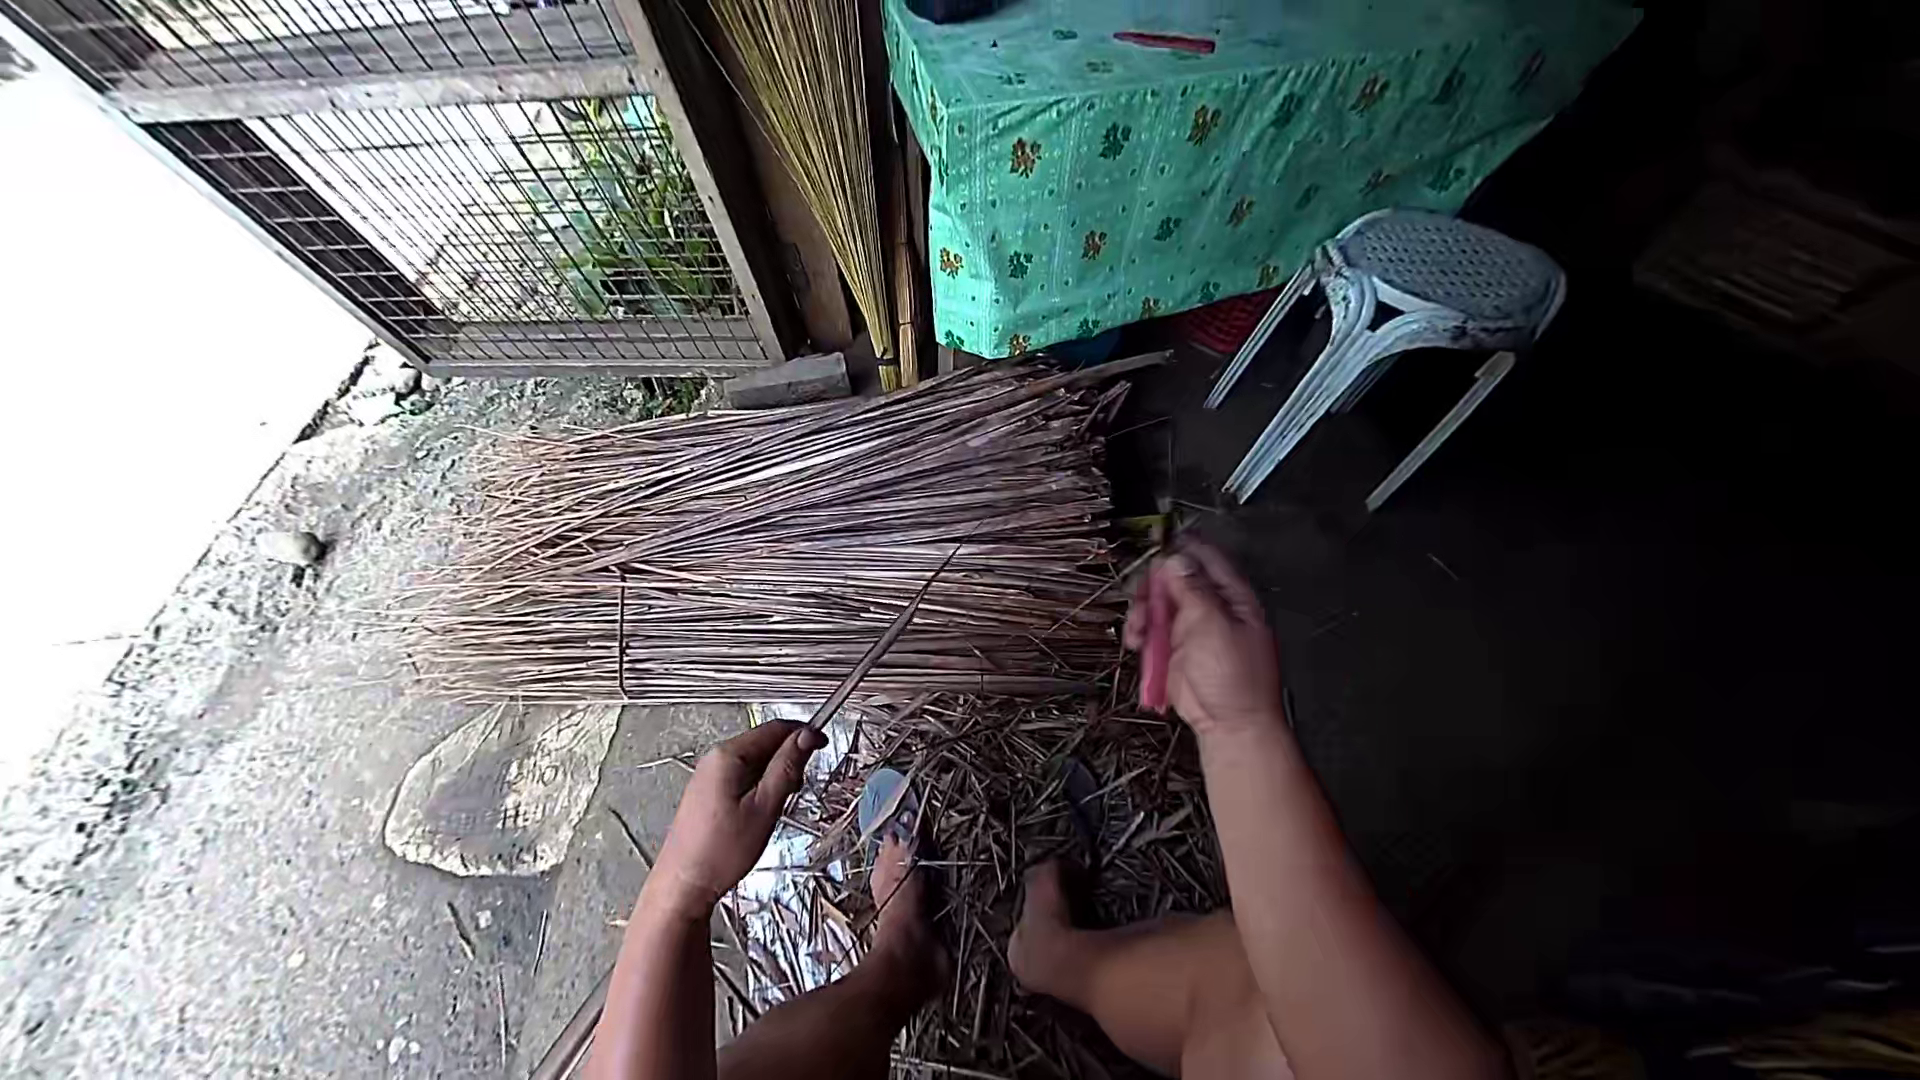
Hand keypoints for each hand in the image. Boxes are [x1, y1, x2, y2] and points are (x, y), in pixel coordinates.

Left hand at [649, 720, 825, 914]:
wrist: (683, 888)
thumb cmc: (722, 851)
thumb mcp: (765, 806)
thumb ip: (787, 766)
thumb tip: (807, 736)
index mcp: (728, 755)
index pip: (775, 728)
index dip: (803, 733)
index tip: (822, 745)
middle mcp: (714, 758)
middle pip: (764, 742)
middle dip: (788, 757)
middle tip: (796, 788)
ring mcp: (708, 775)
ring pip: (755, 760)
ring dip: (774, 773)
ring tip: (776, 805)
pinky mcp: (707, 791)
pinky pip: (742, 775)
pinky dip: (759, 785)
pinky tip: (759, 811)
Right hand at [1125, 540, 1284, 739]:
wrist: (1226, 723)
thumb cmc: (1236, 680)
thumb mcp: (1214, 625)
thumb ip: (1193, 589)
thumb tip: (1177, 560)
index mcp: (1232, 600)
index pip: (1208, 561)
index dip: (1185, 548)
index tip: (1163, 539)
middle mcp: (1210, 610)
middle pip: (1174, 581)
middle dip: (1154, 585)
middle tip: (1144, 593)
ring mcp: (1189, 630)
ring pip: (1156, 606)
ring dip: (1142, 612)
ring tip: (1139, 626)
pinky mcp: (1171, 650)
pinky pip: (1148, 631)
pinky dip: (1138, 633)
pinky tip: (1137, 640)